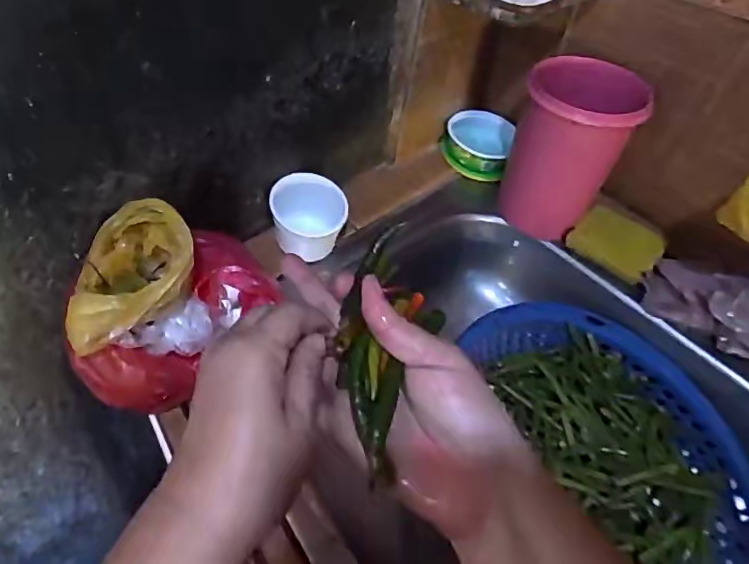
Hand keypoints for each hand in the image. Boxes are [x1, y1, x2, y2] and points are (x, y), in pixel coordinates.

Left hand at [108, 300, 330, 563]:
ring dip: (275, 332)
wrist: (203, 507)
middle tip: (322, 347)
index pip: (290, 310)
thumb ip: (309, 372)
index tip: (338, 337)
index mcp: (255, 347)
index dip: (317, 317)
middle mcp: (230, 340)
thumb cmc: (261, 468)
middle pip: (267, 312)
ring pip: (249, 325)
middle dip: (295, 321)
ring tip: (302, 360)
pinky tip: (274, 373)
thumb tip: (317, 340)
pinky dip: (257, 345)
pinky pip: (236, 343)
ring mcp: (213, 356)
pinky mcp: (206, 374)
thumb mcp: (300, 423)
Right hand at [281, 259, 536, 540]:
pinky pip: (312, 399)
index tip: (329, 274)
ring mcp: (351, 395)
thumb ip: (397, 328)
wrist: (475, 483)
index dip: (342, 290)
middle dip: (309, 296)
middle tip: (286, 266)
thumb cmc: (465, 411)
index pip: (360, 310)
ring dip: (295, 330)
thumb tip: (365, 283)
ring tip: (273, 303)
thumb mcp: (440, 360)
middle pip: (332, 326)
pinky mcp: (339, 428)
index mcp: (395, 344)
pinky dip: (293, 376)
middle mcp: (368, 365)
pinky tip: (273, 353)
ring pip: (316, 356)